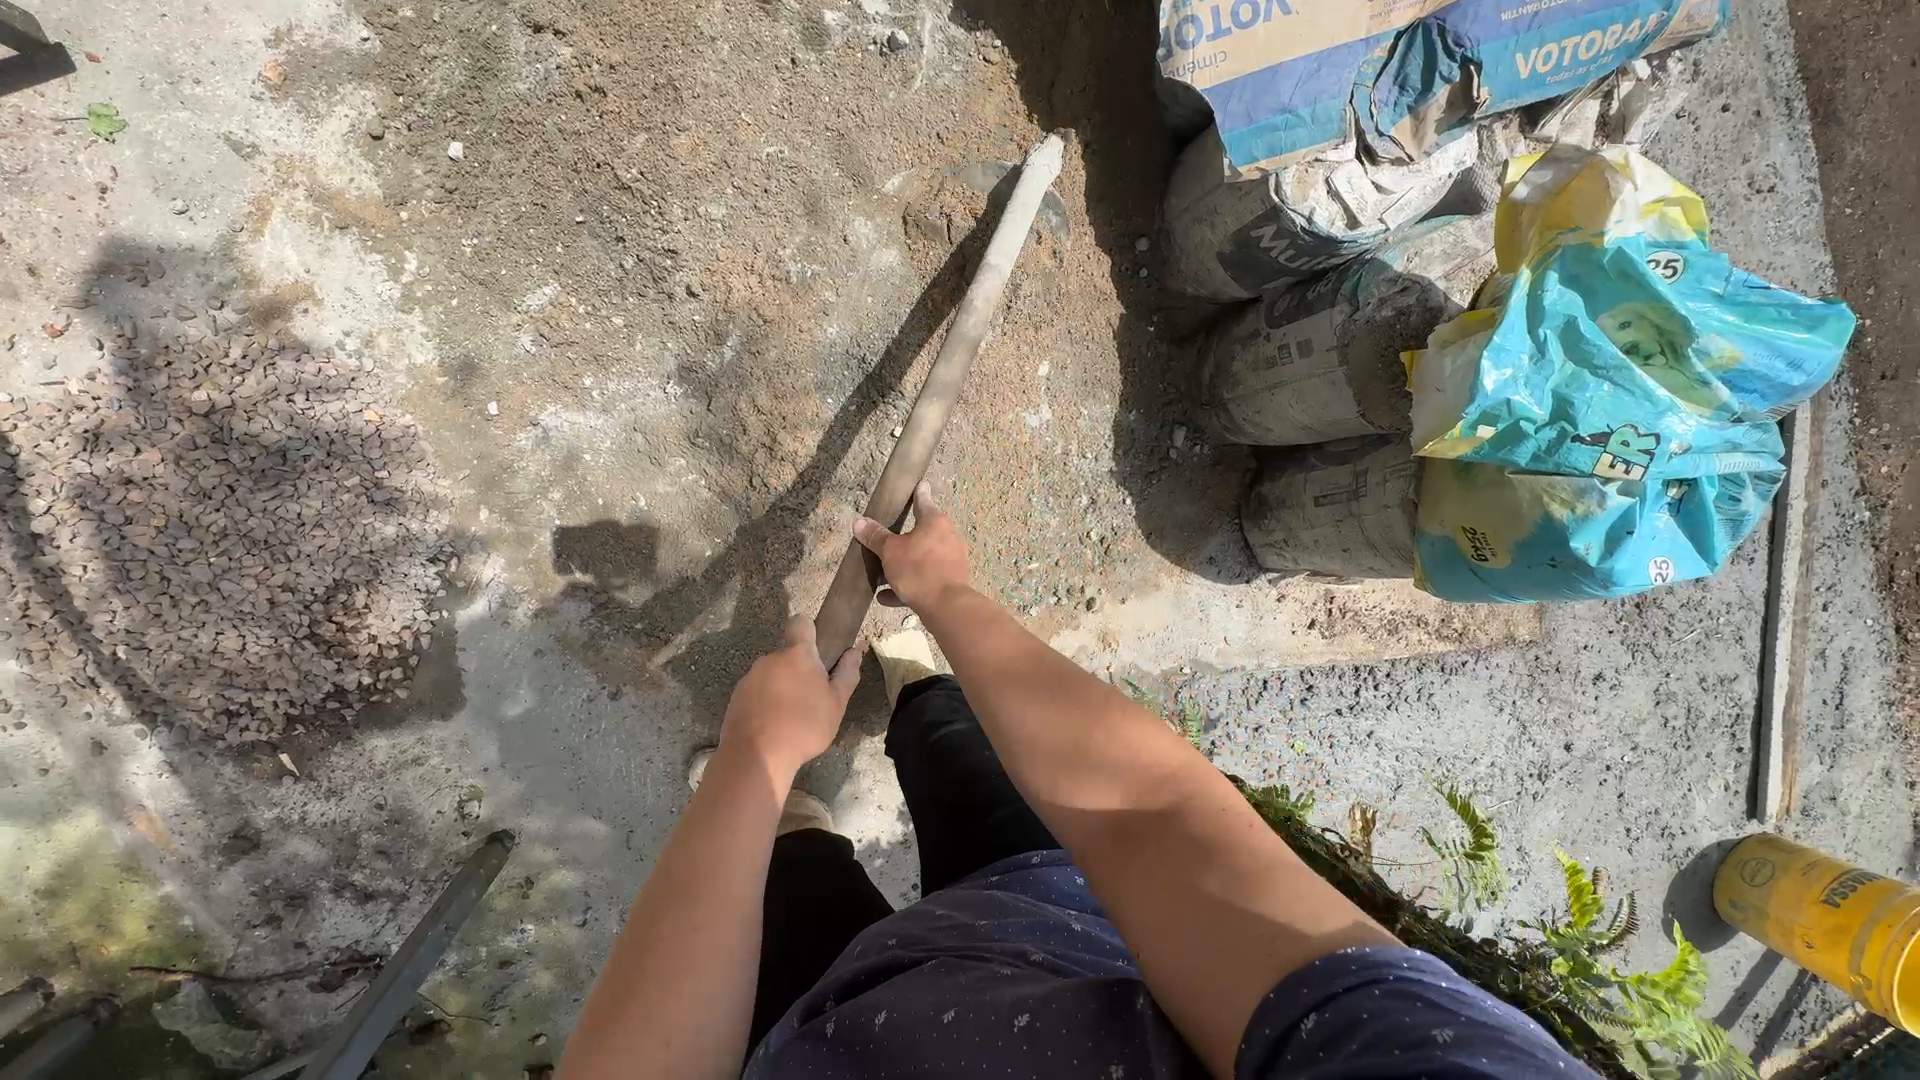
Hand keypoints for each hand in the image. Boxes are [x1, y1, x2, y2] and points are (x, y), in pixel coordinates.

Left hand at [719, 617, 860, 777]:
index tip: (819, 653)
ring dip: (782, 687)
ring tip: (791, 717)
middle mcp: (770, 659)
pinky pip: (757, 691)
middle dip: (799, 670)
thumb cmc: (804, 727)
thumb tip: (856, 650)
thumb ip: (847, 673)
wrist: (757, 757)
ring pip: (772, 674)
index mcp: (797, 655)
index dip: (810, 631)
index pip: (801, 623)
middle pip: (788, 655)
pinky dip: (765, 702)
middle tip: (811, 698)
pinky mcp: (736, 697)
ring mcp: (750, 678)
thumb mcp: (836, 704)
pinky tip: (772, 726)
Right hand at [853, 481, 972, 611]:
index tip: (921, 485)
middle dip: (904, 539)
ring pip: (922, 560)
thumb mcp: (890, 551)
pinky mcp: (950, 583)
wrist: (946, 606)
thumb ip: (875, 537)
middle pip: (922, 533)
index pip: (923, 501)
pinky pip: (924, 582)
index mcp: (934, 523)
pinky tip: (886, 597)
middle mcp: (947, 538)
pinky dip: (907, 587)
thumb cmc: (918, 569)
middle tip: (887, 540)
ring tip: (881, 575)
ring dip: (903, 567)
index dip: (918, 493)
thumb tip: (859, 522)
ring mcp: (951, 561)